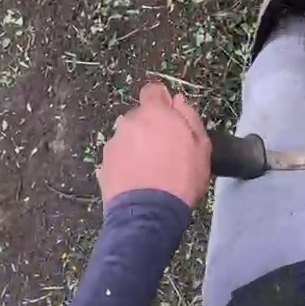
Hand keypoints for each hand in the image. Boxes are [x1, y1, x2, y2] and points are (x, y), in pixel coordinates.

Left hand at [97, 81, 210, 207]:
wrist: (149, 216)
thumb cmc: (181, 178)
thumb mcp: (201, 146)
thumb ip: (189, 117)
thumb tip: (178, 101)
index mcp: (154, 112)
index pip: (152, 90)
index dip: (161, 100)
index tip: (169, 114)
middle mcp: (130, 122)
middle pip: (140, 116)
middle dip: (150, 126)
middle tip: (165, 149)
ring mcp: (114, 144)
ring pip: (128, 136)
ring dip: (136, 145)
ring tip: (149, 169)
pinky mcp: (103, 165)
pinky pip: (118, 156)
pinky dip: (125, 163)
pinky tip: (137, 179)